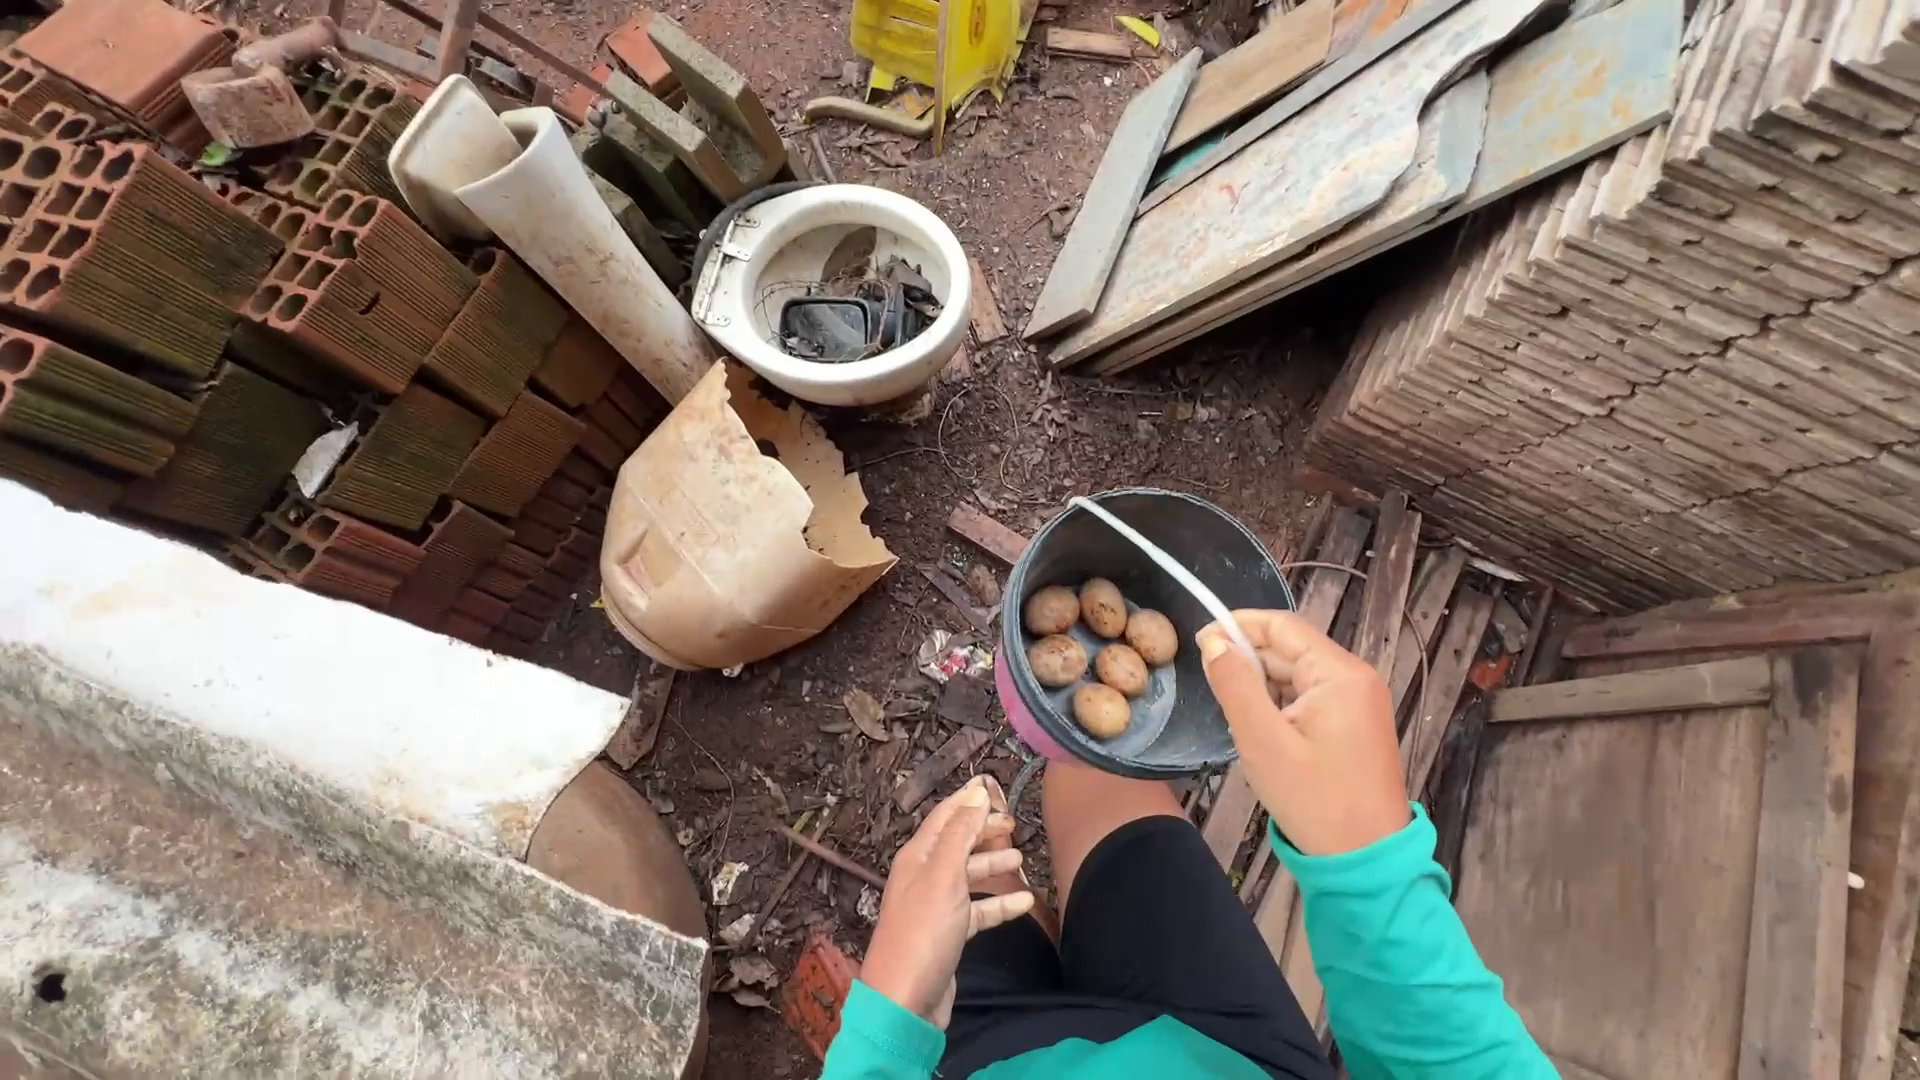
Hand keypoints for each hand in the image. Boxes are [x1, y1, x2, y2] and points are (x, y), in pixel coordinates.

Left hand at [861, 776, 1034, 1026]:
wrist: (905, 1004)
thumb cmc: (923, 932)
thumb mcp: (944, 875)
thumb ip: (961, 833)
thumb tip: (976, 793)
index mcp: (918, 856)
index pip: (945, 816)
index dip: (967, 800)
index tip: (992, 786)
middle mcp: (924, 875)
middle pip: (958, 843)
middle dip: (983, 831)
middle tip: (1013, 825)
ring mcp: (936, 906)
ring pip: (969, 875)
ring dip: (993, 865)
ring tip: (1020, 860)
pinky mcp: (949, 934)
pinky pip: (977, 909)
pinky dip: (998, 904)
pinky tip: (1025, 903)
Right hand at [1197, 610, 1410, 855]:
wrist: (1366, 862)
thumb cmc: (1313, 799)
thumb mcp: (1262, 740)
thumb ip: (1235, 684)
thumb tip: (1213, 641)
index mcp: (1339, 674)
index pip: (1282, 626)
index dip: (1237, 625)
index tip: (1198, 641)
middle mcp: (1354, 679)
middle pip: (1289, 649)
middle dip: (1247, 661)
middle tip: (1212, 687)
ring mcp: (1358, 702)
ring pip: (1294, 675)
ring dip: (1260, 686)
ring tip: (1236, 716)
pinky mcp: (1353, 724)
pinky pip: (1306, 697)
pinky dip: (1277, 705)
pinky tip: (1260, 730)